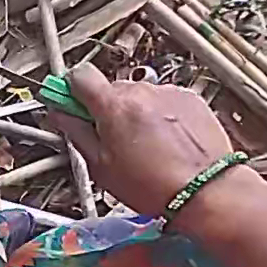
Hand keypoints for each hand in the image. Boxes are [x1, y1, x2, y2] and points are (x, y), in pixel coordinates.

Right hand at [49, 63, 236, 215]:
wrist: (206, 191)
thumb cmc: (153, 185)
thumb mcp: (100, 166)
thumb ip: (76, 133)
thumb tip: (61, 115)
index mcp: (114, 106)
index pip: (79, 75)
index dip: (70, 90)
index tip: (68, 104)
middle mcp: (141, 92)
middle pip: (109, 88)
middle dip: (103, 109)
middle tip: (106, 139)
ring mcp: (168, 93)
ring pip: (136, 95)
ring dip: (132, 113)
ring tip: (139, 147)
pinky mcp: (189, 99)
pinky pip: (161, 101)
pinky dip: (157, 116)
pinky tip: (161, 143)